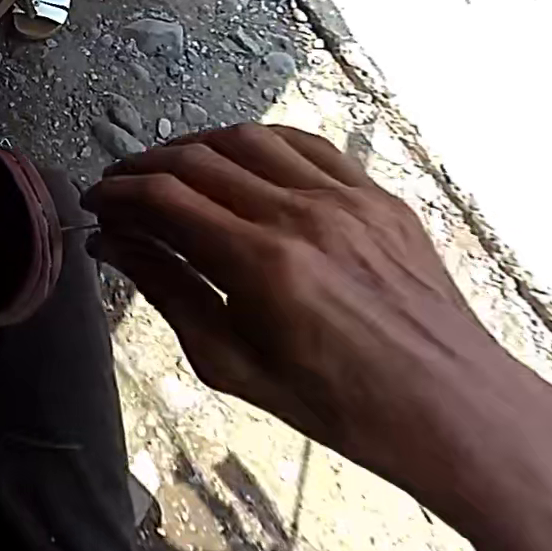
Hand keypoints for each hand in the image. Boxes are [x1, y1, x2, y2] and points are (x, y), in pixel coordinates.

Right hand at [80, 124, 551, 534]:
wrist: (459, 412)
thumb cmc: (333, 403)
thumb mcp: (228, 361)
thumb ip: (164, 289)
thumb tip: (107, 245)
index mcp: (261, 264)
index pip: (163, 198)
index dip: (115, 193)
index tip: (92, 203)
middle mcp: (301, 216)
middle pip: (195, 160)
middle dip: (139, 167)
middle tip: (116, 188)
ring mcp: (347, 198)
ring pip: (244, 138)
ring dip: (189, 146)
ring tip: (163, 169)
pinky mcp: (377, 195)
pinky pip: (302, 143)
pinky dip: (252, 141)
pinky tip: (230, 159)